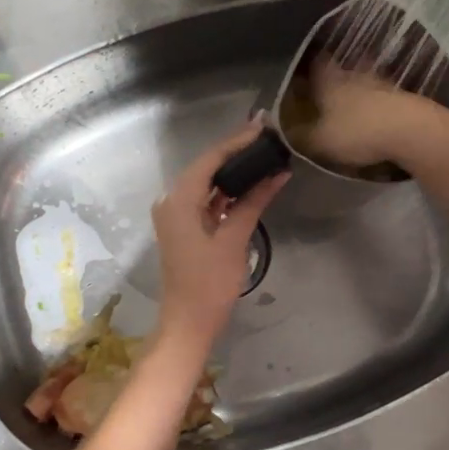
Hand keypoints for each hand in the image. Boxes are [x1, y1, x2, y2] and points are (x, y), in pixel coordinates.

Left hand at [151, 120, 289, 349]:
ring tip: (265, 158)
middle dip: (236, 154)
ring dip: (233, 175)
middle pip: (206, 168)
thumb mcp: (234, 240)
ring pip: (206, 185)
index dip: (237, 142)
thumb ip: (253, 202)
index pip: (210, 159)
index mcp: (178, 200)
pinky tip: (251, 188)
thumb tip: (277, 174)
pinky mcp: (183, 231)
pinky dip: (226, 195)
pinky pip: (205, 202)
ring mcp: (175, 217)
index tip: (263, 126)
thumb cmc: (210, 283)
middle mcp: (171, 202)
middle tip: (268, 139)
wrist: (188, 323)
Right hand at [305, 55, 448, 168]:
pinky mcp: (401, 94)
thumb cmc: (357, 132)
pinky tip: (375, 111)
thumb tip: (286, 130)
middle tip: (330, 87)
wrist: (409, 130)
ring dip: (360, 86)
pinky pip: (382, 94)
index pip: (317, 64)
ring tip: (354, 100)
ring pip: (365, 78)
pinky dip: (377, 100)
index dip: (311, 67)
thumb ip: (302, 135)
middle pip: (343, 68)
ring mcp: (380, 82)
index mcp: (330, 81)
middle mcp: (354, 75)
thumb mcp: (321, 141)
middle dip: (336, 76)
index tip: (306, 72)